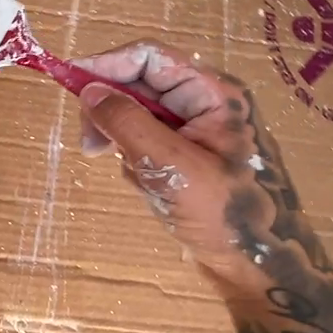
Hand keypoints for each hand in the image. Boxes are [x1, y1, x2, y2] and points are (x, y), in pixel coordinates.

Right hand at [72, 40, 329, 300]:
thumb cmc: (226, 216)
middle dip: (110, 111)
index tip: (67, 83)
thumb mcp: (170, 167)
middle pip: (137, 83)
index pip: (147, 57)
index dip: (104, 64)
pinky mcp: (189, 152)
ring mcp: (198, 128)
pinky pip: (144, 137)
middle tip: (90, 144)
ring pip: (135, 112)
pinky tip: (146, 183)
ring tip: (130, 172)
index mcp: (214, 94)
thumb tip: (88, 90)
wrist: (264, 275)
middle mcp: (206, 103)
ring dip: (121, 139)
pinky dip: (133, 156)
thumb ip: (127, 122)